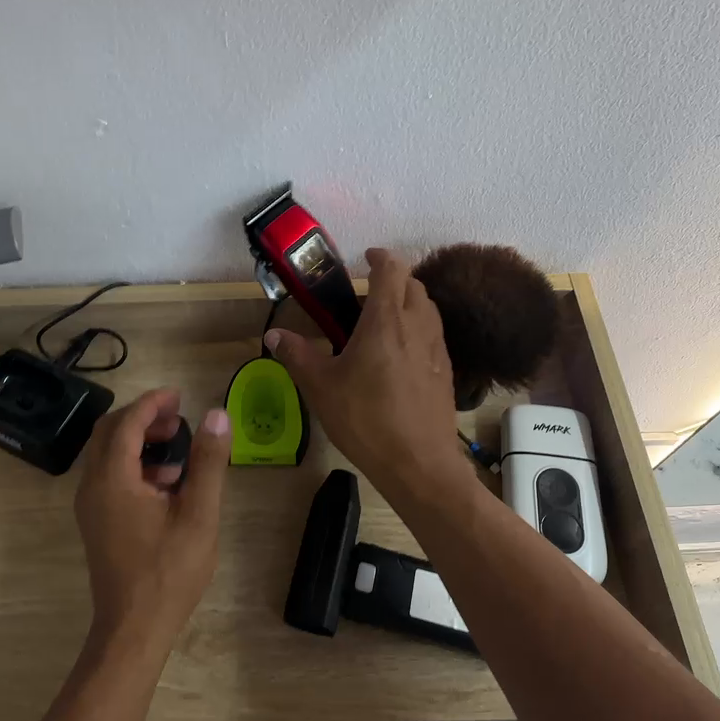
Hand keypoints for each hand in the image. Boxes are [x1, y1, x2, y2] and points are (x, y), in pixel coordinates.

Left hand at [74, 389, 230, 650]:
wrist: (133, 629)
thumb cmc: (169, 572)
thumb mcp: (199, 514)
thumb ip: (208, 462)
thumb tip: (217, 414)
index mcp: (112, 479)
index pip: (127, 422)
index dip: (152, 403)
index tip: (180, 395)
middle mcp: (92, 486)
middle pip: (109, 432)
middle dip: (142, 417)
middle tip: (177, 418)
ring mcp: (90, 506)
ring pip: (107, 454)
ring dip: (138, 441)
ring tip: (177, 451)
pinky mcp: (96, 522)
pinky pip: (109, 476)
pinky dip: (133, 464)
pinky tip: (166, 484)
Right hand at [265, 247, 468, 498]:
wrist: (419, 463)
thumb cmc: (366, 419)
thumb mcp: (321, 387)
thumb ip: (297, 355)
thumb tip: (274, 335)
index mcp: (386, 319)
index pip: (392, 268)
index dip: (380, 257)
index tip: (365, 259)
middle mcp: (417, 324)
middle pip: (413, 283)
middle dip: (393, 279)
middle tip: (367, 294)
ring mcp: (436, 347)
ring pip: (427, 307)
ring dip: (408, 303)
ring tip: (382, 322)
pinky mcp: (445, 370)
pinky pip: (433, 334)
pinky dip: (418, 329)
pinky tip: (399, 355)